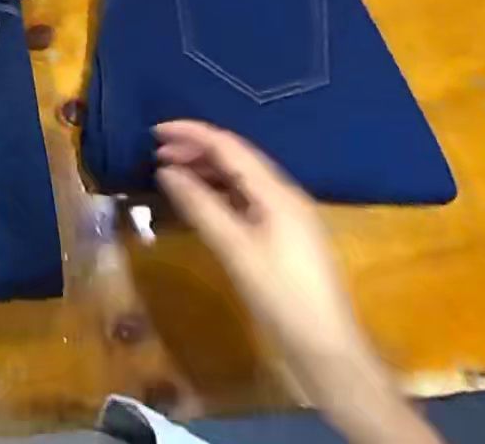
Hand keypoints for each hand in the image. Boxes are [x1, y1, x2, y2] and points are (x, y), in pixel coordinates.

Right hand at [155, 122, 442, 443]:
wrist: (330, 352)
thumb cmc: (282, 297)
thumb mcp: (235, 249)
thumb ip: (199, 205)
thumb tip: (166, 171)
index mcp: (276, 192)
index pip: (228, 144)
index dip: (191, 132)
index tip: (155, 131)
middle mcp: (283, 193)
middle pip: (235, 155)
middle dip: (195, 149)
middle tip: (157, 154)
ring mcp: (286, 214)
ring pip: (239, 176)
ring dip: (205, 168)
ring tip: (171, 172)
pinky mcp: (283, 233)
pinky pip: (245, 196)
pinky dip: (217, 190)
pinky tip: (199, 199)